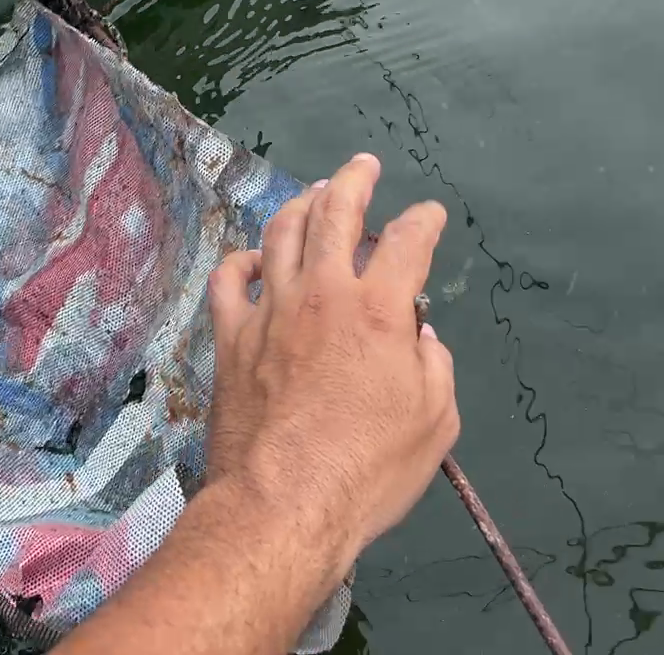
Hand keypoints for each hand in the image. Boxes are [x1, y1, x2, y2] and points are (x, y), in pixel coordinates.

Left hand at [205, 153, 459, 572]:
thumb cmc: (369, 470)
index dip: (423, 221)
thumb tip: (417, 333)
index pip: (408, 244)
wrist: (283, 500)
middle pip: (336, 215)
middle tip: (362, 164)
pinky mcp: (231, 332)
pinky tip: (253, 257)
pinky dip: (241, 261)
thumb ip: (432, 363)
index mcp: (378, 312)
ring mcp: (271, 308)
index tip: (429, 214)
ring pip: (281, 233)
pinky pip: (228, 280)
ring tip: (314, 193)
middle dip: (354, 180)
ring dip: (300, 205)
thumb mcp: (434, 422)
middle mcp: (322, 294)